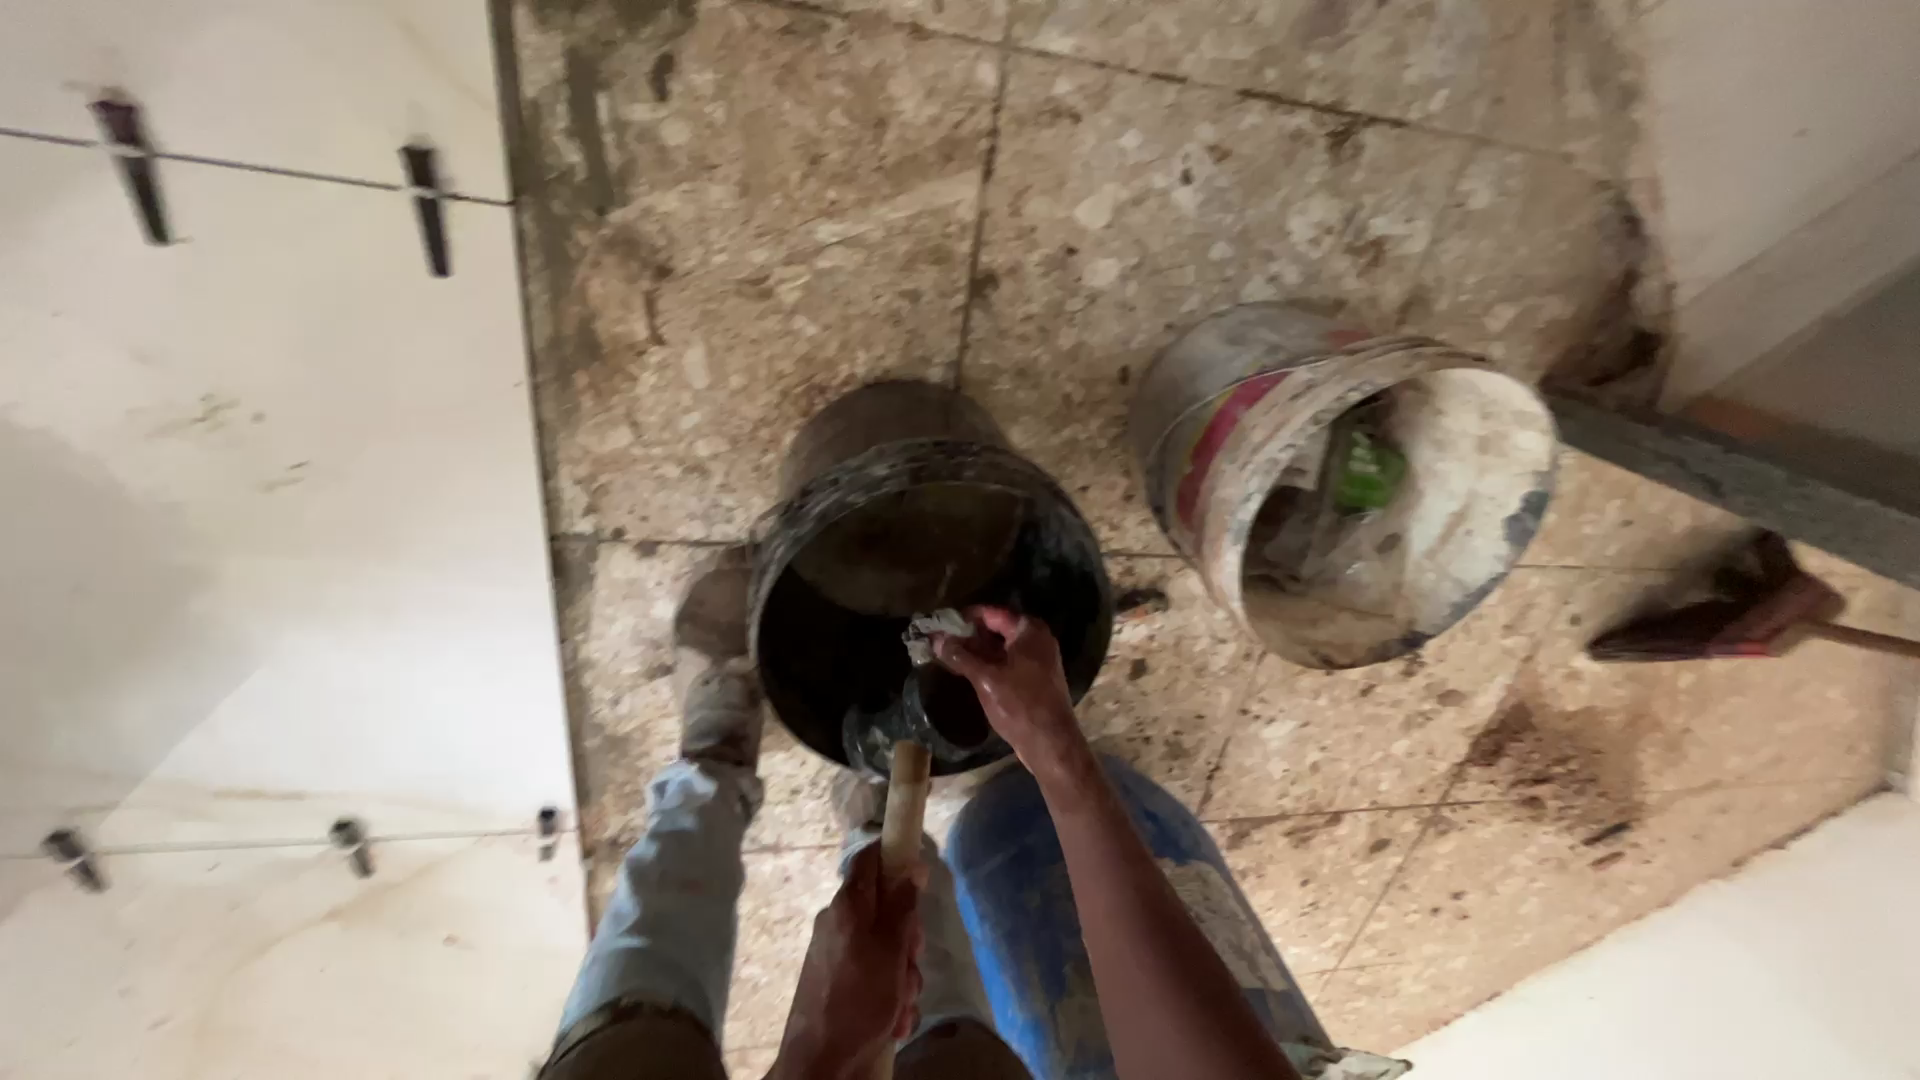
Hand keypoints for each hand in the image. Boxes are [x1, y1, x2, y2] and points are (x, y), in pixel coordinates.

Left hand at [771, 844, 922, 1079]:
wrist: (819, 1065)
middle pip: (885, 910)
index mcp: (848, 906)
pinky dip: (888, 997)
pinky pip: (873, 977)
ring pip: (884, 949)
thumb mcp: (891, 949)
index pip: (870, 859)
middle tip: (912, 960)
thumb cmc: (858, 999)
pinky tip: (893, 1021)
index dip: (896, 859)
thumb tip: (913, 863)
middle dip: (907, 939)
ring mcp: (836, 955)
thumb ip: (903, 905)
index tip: (918, 878)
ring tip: (902, 1004)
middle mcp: (839, 923)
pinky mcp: (838, 985)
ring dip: (902, 976)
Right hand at [932, 606, 1088, 774]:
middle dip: (969, 635)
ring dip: (976, 651)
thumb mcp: (985, 678)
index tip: (941, 622)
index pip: (992, 613)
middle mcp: (1037, 640)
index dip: (966, 617)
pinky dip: (988, 664)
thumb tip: (936, 639)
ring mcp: (1038, 660)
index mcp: (1029, 631)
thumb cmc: (1019, 704)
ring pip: (1001, 648)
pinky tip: (967, 670)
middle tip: (940, 639)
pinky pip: (1007, 663)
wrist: (1050, 743)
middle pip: (997, 630)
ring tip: (947, 654)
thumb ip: (960, 656)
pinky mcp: (1034, 679)